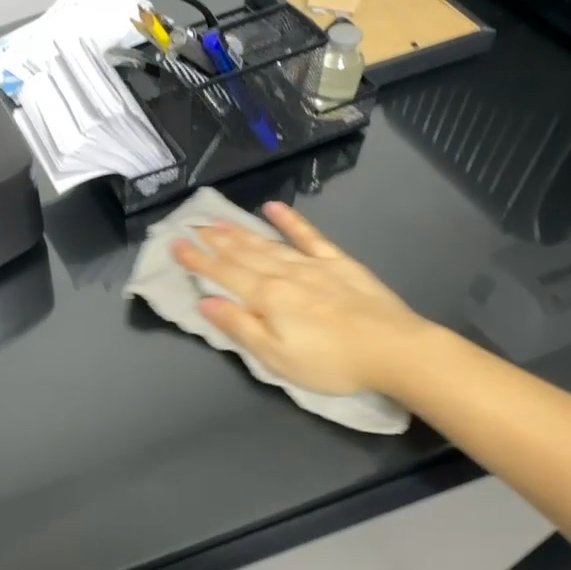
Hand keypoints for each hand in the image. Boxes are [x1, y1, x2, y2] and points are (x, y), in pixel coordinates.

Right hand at [172, 202, 438, 395]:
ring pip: (268, 243)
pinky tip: (274, 208)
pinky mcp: (339, 264)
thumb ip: (239, 325)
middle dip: (214, 240)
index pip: (222, 274)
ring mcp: (312, 265)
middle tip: (191, 226)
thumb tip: (205, 301)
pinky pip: (309, 236)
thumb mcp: (276, 356)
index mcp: (266, 297)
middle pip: (242, 253)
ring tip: (218, 221)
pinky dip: (290, 221)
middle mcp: (284, 273)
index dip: (197, 260)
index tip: (175, 246)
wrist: (394, 350)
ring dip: (240, 231)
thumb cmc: (331, 361)